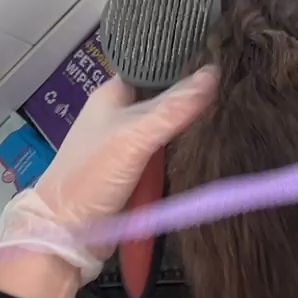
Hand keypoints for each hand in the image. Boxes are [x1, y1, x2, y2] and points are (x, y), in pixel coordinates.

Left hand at [0, 69, 217, 297]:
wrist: (66, 235)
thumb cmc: (92, 175)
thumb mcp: (135, 137)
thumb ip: (175, 108)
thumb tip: (216, 72)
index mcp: (113, 93)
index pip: (156, 67)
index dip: (186, 64)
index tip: (222, 63)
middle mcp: (121, 113)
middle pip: (166, 97)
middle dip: (194, 97)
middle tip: (231, 91)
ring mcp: (129, 142)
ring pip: (170, 125)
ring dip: (192, 124)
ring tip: (230, 112)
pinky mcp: (137, 169)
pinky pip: (168, 151)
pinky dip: (184, 149)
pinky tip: (211, 141)